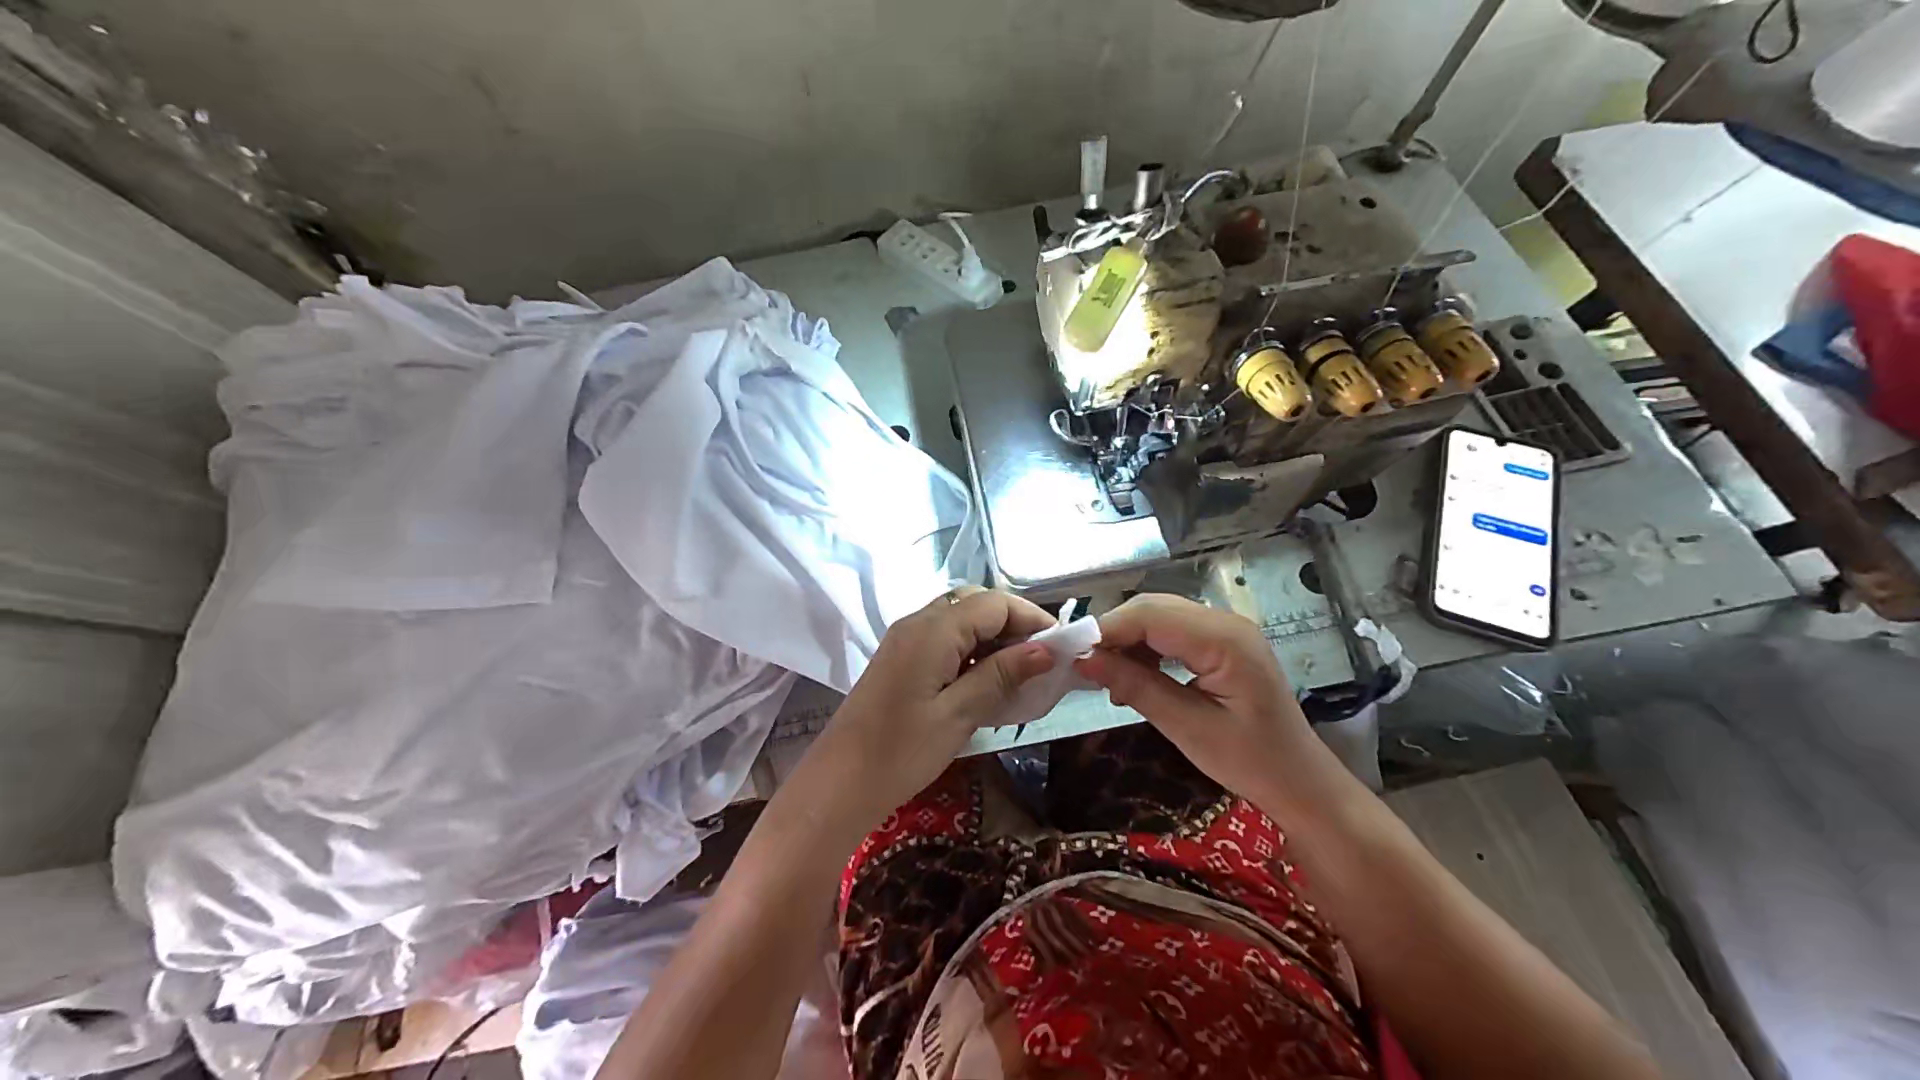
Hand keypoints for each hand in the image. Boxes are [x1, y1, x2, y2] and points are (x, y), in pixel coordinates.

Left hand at [809, 586, 1056, 825]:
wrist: (840, 783)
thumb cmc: (902, 751)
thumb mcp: (959, 713)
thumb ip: (1001, 675)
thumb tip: (1046, 650)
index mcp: (933, 630)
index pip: (994, 603)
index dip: (1031, 619)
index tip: (1061, 648)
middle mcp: (917, 623)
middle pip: (976, 605)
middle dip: (1014, 625)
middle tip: (1041, 661)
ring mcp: (905, 640)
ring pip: (960, 621)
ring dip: (993, 638)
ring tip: (1021, 674)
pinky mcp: (900, 660)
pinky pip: (944, 640)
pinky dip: (971, 651)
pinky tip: (987, 682)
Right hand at [1074, 593, 1314, 798]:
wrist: (1301, 782)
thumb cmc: (1251, 762)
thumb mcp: (1187, 727)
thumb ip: (1135, 686)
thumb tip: (1083, 659)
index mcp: (1225, 639)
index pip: (1150, 615)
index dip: (1107, 630)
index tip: (1072, 656)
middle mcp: (1226, 622)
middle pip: (1153, 609)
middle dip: (1114, 633)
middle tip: (1084, 667)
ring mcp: (1226, 630)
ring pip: (1159, 617)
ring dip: (1128, 640)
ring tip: (1106, 677)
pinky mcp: (1222, 643)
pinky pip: (1173, 632)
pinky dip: (1146, 648)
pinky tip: (1133, 676)